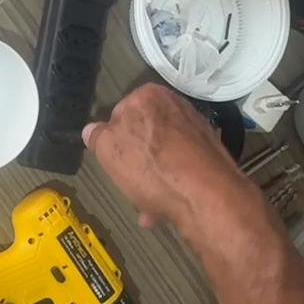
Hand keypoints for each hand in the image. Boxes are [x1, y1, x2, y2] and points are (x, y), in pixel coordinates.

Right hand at [84, 84, 252, 234]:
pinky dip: (170, 187)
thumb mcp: (108, 150)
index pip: (118, 113)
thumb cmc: (151, 167)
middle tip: (129, 183)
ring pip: (162, 156)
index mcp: (149, 95)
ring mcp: (197, 131)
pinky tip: (164, 209)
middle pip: (143, 136)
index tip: (113, 160)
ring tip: (147, 204)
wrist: (206, 196)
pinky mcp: (211, 156)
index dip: (112, 140)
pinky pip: (180, 170)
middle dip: (135, 162)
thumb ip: (97, 136)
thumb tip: (92, 130)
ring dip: (151, 180)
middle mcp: (176, 106)